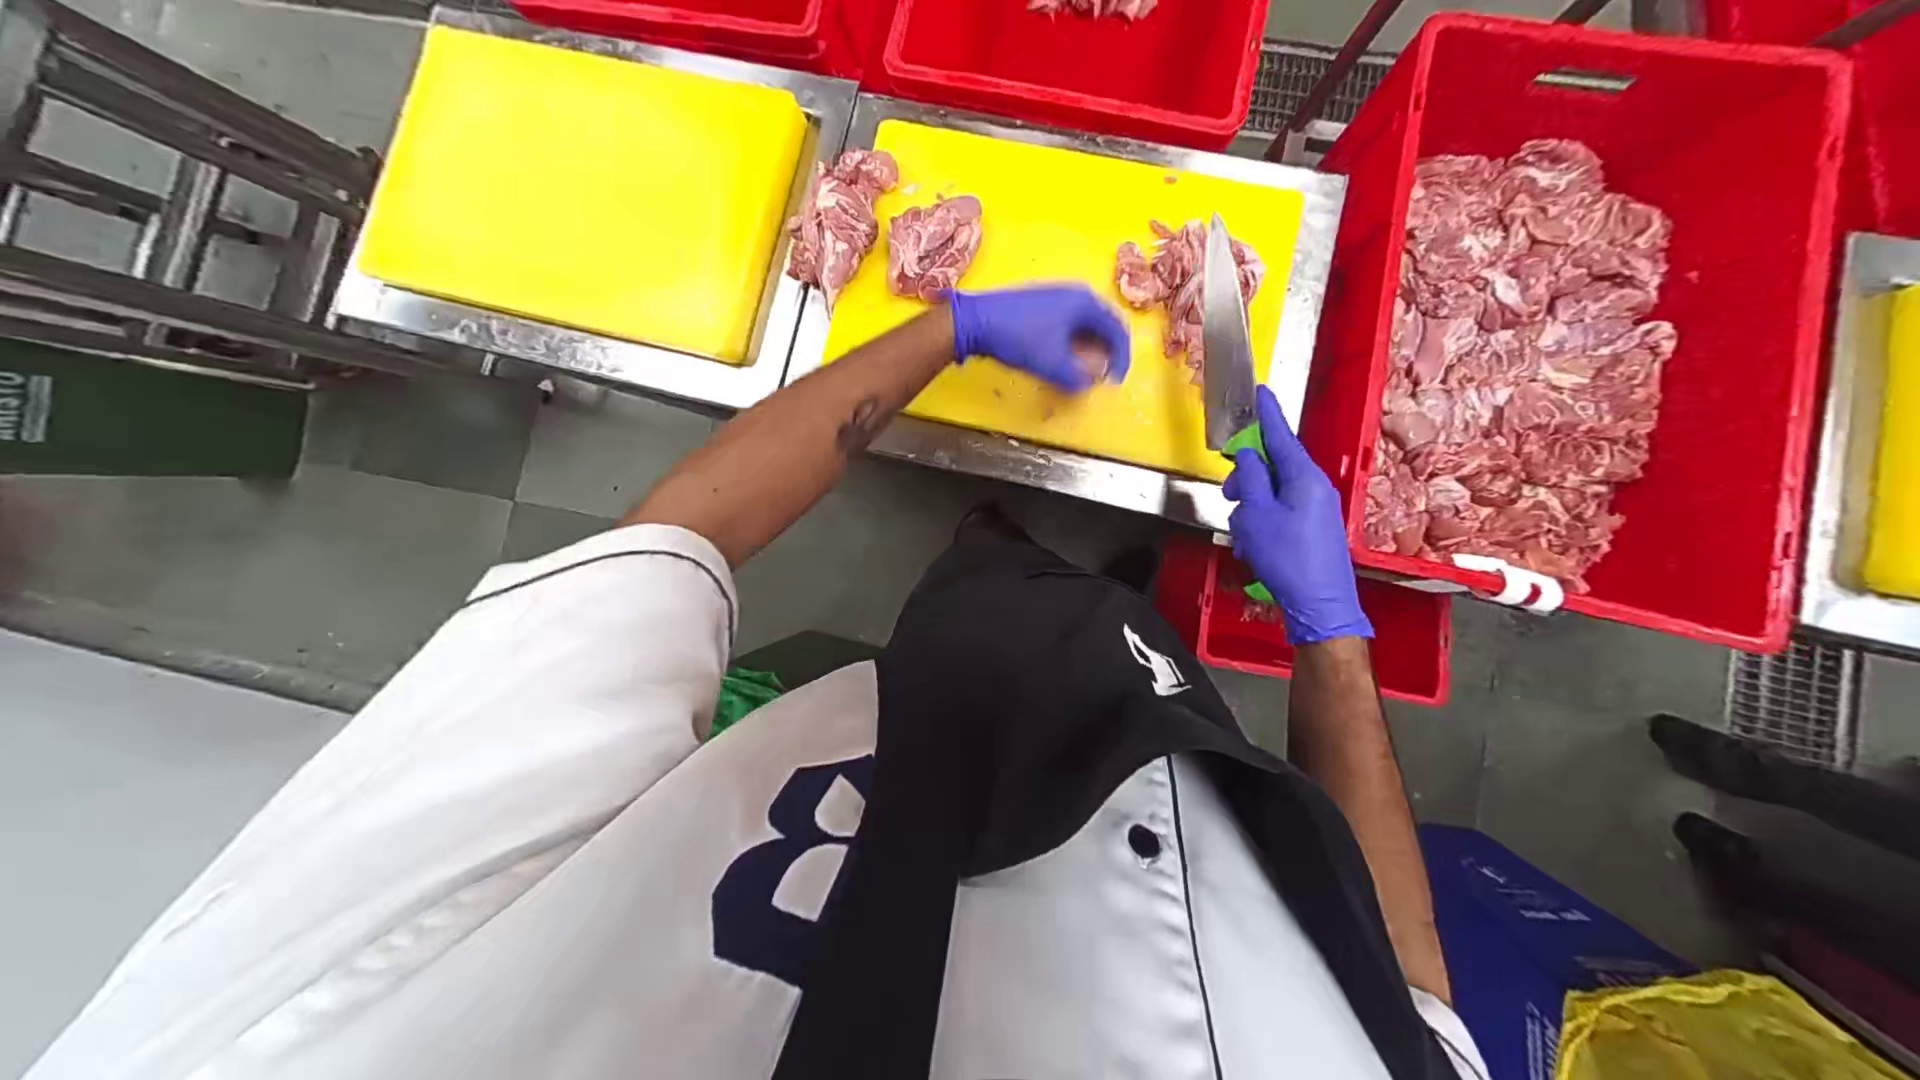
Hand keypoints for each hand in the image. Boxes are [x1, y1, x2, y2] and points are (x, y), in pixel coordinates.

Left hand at [947, 285, 1130, 391]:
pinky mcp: (1040, 307)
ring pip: (1083, 328)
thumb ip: (1078, 376)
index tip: (1115, 381)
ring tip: (1082, 374)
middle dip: (1104, 355)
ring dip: (1087, 352)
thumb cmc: (1019, 338)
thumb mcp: (1052, 363)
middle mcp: (1075, 295)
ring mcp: (1056, 298)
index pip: (1117, 329)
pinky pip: (1066, 328)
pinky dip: (1070, 346)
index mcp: (1085, 301)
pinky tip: (1061, 362)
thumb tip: (1092, 382)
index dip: (1121, 358)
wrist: (975, 321)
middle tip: (1100, 378)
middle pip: (1102, 327)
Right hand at [1222, 385, 1372, 644]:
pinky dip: (1262, 525)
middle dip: (1246, 479)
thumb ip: (1250, 479)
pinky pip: (1279, 514)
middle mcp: (1314, 487)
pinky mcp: (1312, 528)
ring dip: (1251, 509)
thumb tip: (1249, 454)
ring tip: (1244, 535)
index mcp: (1304, 477)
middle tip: (1230, 498)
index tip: (1261, 391)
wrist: (1321, 602)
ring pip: (1272, 493)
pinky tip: (1254, 548)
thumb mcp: (1258, 515)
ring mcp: (1315, 508)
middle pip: (1272, 466)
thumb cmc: (1286, 556)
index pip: (1282, 436)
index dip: (1268, 414)